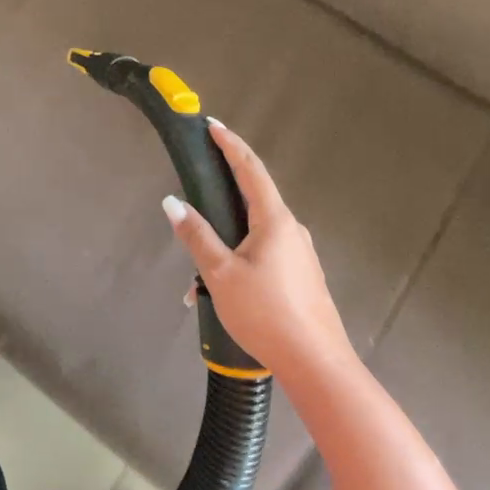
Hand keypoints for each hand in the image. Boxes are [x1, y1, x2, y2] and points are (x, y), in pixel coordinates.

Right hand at [164, 120, 355, 382]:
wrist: (316, 364)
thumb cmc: (266, 313)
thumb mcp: (220, 274)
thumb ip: (197, 235)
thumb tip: (172, 202)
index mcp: (275, 220)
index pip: (250, 169)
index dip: (230, 145)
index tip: (212, 125)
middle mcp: (291, 230)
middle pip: (254, 198)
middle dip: (222, 195)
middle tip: (197, 185)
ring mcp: (300, 255)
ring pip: (255, 234)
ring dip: (226, 242)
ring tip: (197, 276)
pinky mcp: (301, 278)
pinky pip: (264, 255)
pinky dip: (239, 262)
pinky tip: (219, 294)